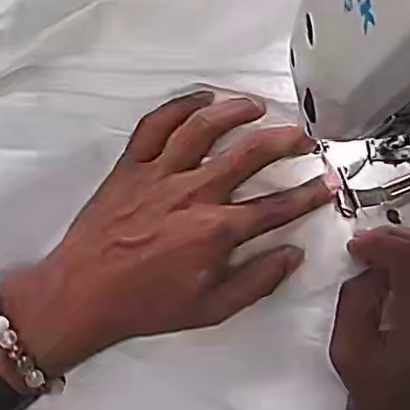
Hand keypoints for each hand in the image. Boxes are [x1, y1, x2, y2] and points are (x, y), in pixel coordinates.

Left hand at [0, 92, 334, 374]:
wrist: (84, 294)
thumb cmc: (143, 304)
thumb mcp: (210, 309)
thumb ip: (257, 282)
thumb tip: (290, 257)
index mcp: (215, 231)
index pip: (276, 206)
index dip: (309, 194)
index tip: (326, 185)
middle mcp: (192, 194)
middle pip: (251, 154)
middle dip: (286, 141)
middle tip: (303, 138)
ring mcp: (160, 175)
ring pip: (206, 127)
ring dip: (237, 111)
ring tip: (258, 106)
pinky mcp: (131, 166)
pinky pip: (157, 124)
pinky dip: (180, 105)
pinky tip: (201, 99)